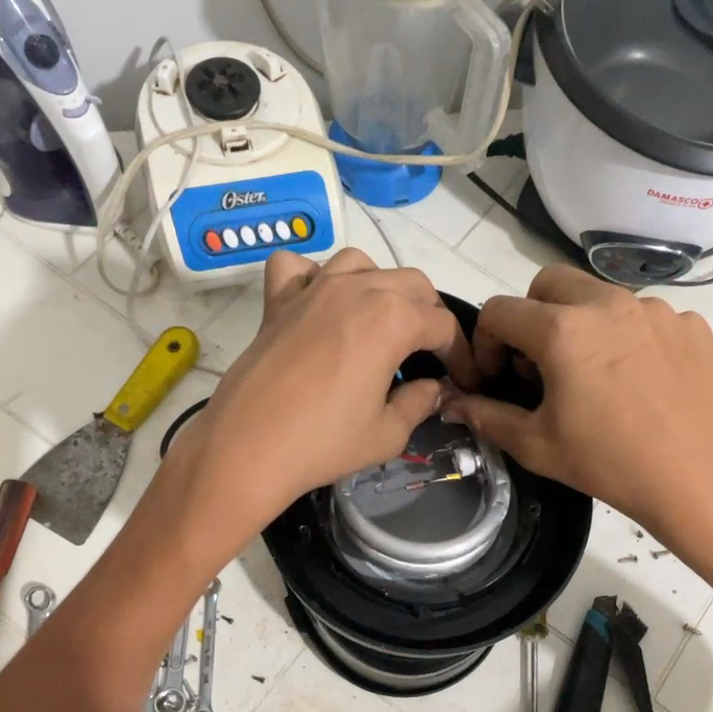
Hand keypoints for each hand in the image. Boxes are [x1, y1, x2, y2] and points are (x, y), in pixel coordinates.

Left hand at [166, 249, 474, 532]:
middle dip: (430, 316)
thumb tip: (434, 389)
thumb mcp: (387, 432)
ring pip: (361, 264)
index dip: (461, 355)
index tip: (464, 380)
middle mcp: (357, 289)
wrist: (248, 447)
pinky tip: (320, 303)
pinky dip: (314, 276)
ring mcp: (313, 288)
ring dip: (381, 287)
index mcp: (393, 318)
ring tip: (381, 323)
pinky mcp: (277, 300)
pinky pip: (299, 267)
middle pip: (412, 285)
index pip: (443, 325)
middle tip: (430, 355)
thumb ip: (420, 402)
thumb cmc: (324, 442)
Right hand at [442, 266, 712, 536]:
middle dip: (531, 316)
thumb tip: (453, 403)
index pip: (500, 311)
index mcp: (562, 329)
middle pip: (548, 283)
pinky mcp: (689, 325)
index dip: (486, 343)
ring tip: (593, 375)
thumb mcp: (537, 446)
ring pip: (599, 295)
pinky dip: (628, 338)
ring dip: (581, 323)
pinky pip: (645, 317)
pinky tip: (638, 382)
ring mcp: (655, 309)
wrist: (698, 479)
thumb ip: (487, 416)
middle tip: (537, 363)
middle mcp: (608, 302)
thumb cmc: (609, 463)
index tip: (495, 377)